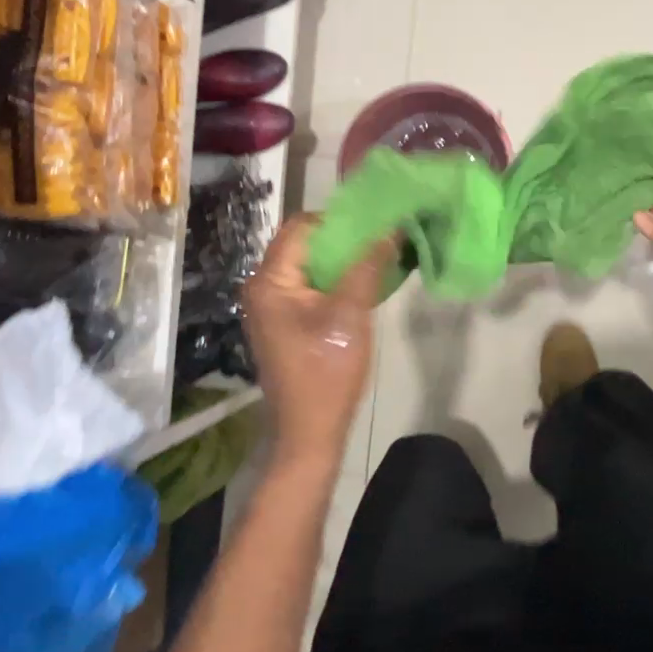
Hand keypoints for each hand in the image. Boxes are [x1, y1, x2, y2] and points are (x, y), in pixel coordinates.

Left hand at [244, 215, 396, 456]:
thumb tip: (389, 229)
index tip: (376, 222)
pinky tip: (364, 286)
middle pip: (303, 245)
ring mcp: (271, 308)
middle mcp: (262, 288)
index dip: (339, 219)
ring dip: (342, 261)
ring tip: (379, 258)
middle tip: (382, 237)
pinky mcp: (284, 324)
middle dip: (344, 238)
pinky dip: (335, 282)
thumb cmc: (327, 372)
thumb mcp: (350, 314)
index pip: (301, 227)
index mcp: (269, 280)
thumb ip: (367, 266)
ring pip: (309, 267)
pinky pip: (309, 289)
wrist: (309, 431)